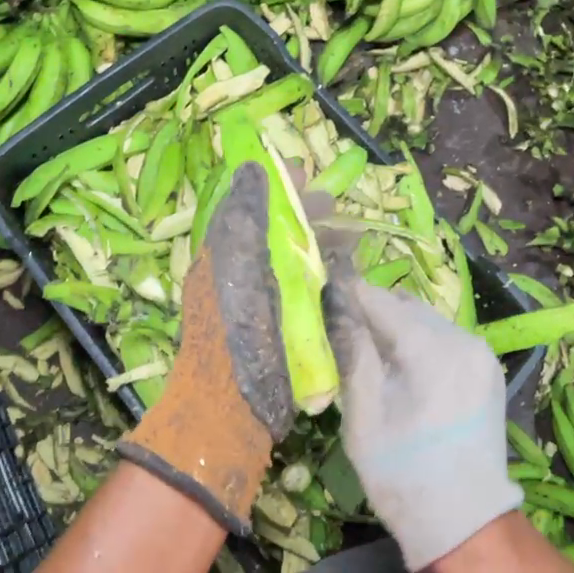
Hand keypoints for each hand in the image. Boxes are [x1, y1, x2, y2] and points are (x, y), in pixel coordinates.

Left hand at [119, 163, 324, 533]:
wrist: (234, 406)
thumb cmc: (233, 326)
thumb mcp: (238, 259)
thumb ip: (246, 212)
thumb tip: (253, 166)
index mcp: (225, 254)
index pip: (250, 206)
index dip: (275, 186)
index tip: (303, 171)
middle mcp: (243, 273)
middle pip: (277, 231)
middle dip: (305, 213)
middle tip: (333, 203)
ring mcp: (265, 304)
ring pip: (296, 260)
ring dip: (321, 243)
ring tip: (348, 236)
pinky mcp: (286, 330)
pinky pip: (310, 293)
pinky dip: (329, 278)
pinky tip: (349, 274)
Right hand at [325, 277, 522, 569]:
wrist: (465, 522)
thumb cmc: (404, 474)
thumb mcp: (363, 419)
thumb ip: (354, 357)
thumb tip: (344, 313)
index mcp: (432, 351)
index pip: (384, 303)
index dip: (355, 296)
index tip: (331, 290)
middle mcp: (463, 340)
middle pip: (410, 308)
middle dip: (378, 312)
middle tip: (348, 326)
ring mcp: (481, 354)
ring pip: (430, 321)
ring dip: (402, 327)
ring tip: (376, 350)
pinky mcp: (488, 370)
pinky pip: (449, 339)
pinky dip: (424, 343)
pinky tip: (407, 367)